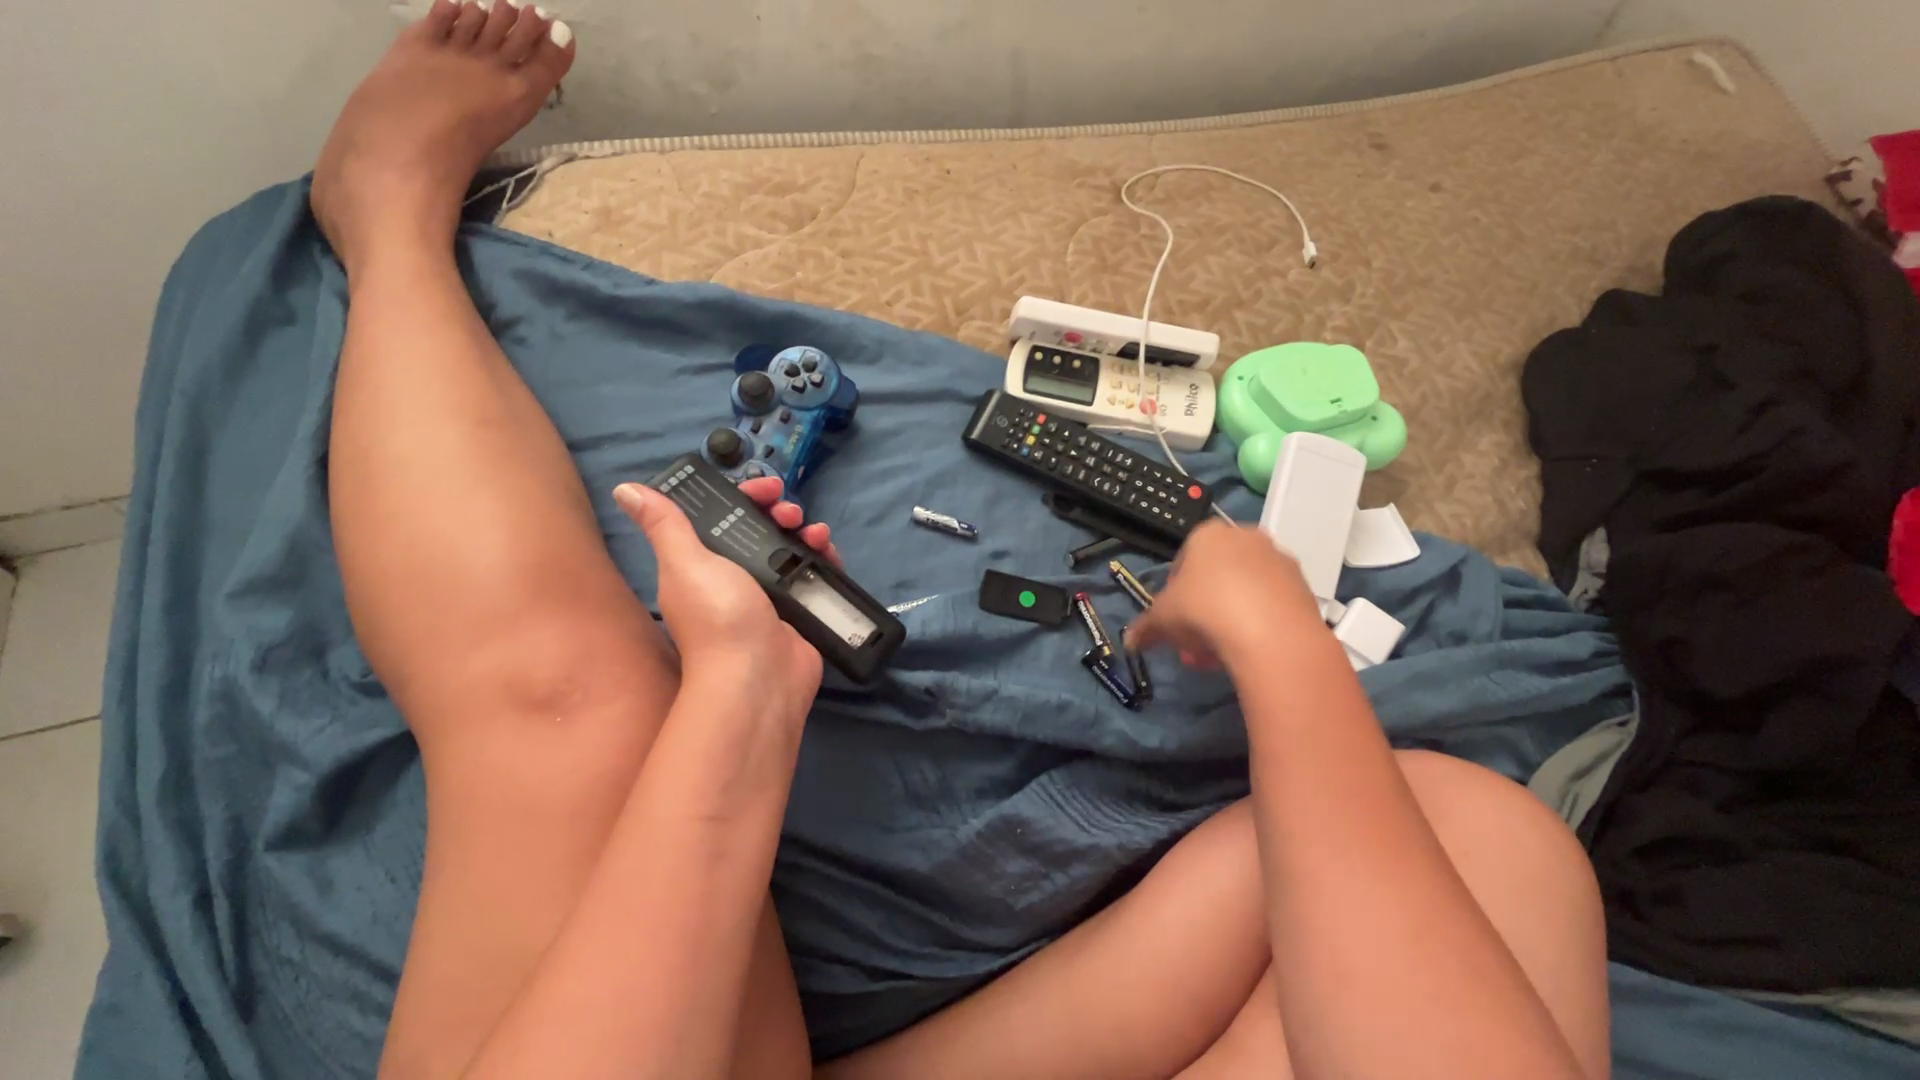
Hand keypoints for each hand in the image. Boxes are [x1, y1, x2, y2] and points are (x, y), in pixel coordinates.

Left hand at [612, 477, 834, 719]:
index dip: (745, 494)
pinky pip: (813, 573)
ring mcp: (770, 593)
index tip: (766, 488)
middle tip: (791, 512)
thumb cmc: (718, 616)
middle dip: (779, 511)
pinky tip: (830, 551)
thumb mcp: (686, 564)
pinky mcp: (799, 608)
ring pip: (791, 548)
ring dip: (805, 532)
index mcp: (703, 562)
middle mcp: (736, 575)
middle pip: (762, 528)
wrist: (758, 678)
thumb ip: (665, 524)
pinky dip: (823, 558)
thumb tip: (626, 490)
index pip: (724, 515)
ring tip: (815, 533)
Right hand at [1126, 522, 1325, 669]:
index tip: (1174, 622)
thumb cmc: (1204, 611)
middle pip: (1215, 577)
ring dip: (1228, 620)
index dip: (1174, 595)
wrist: (1272, 634)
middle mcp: (1246, 538)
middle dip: (1202, 612)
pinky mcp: (1303, 585)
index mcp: (1208, 535)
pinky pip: (1270, 604)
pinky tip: (1248, 650)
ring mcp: (1278, 560)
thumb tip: (1130, 641)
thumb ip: (1146, 627)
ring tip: (1220, 654)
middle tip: (1194, 644)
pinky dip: (1258, 624)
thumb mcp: (1163, 620)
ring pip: (1243, 592)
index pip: (1182, 562)